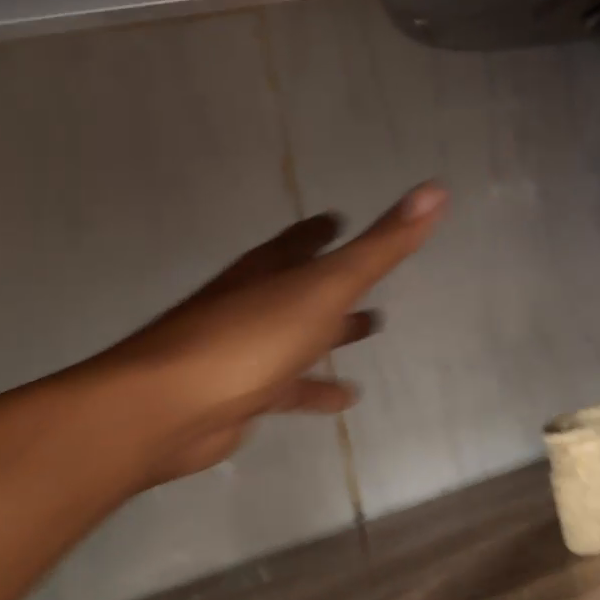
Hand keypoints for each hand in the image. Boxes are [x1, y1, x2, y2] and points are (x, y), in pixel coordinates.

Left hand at [93, 183, 446, 484]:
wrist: (163, 410)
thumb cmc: (249, 337)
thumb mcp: (327, 285)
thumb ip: (383, 244)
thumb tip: (435, 189)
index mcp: (273, 268)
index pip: (302, 239)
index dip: (324, 229)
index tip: (341, 221)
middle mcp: (256, 300)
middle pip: (301, 284)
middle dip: (335, 279)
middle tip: (370, 277)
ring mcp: (245, 348)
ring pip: (298, 334)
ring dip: (330, 332)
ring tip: (370, 329)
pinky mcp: (241, 394)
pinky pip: (289, 387)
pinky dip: (315, 390)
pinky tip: (344, 400)